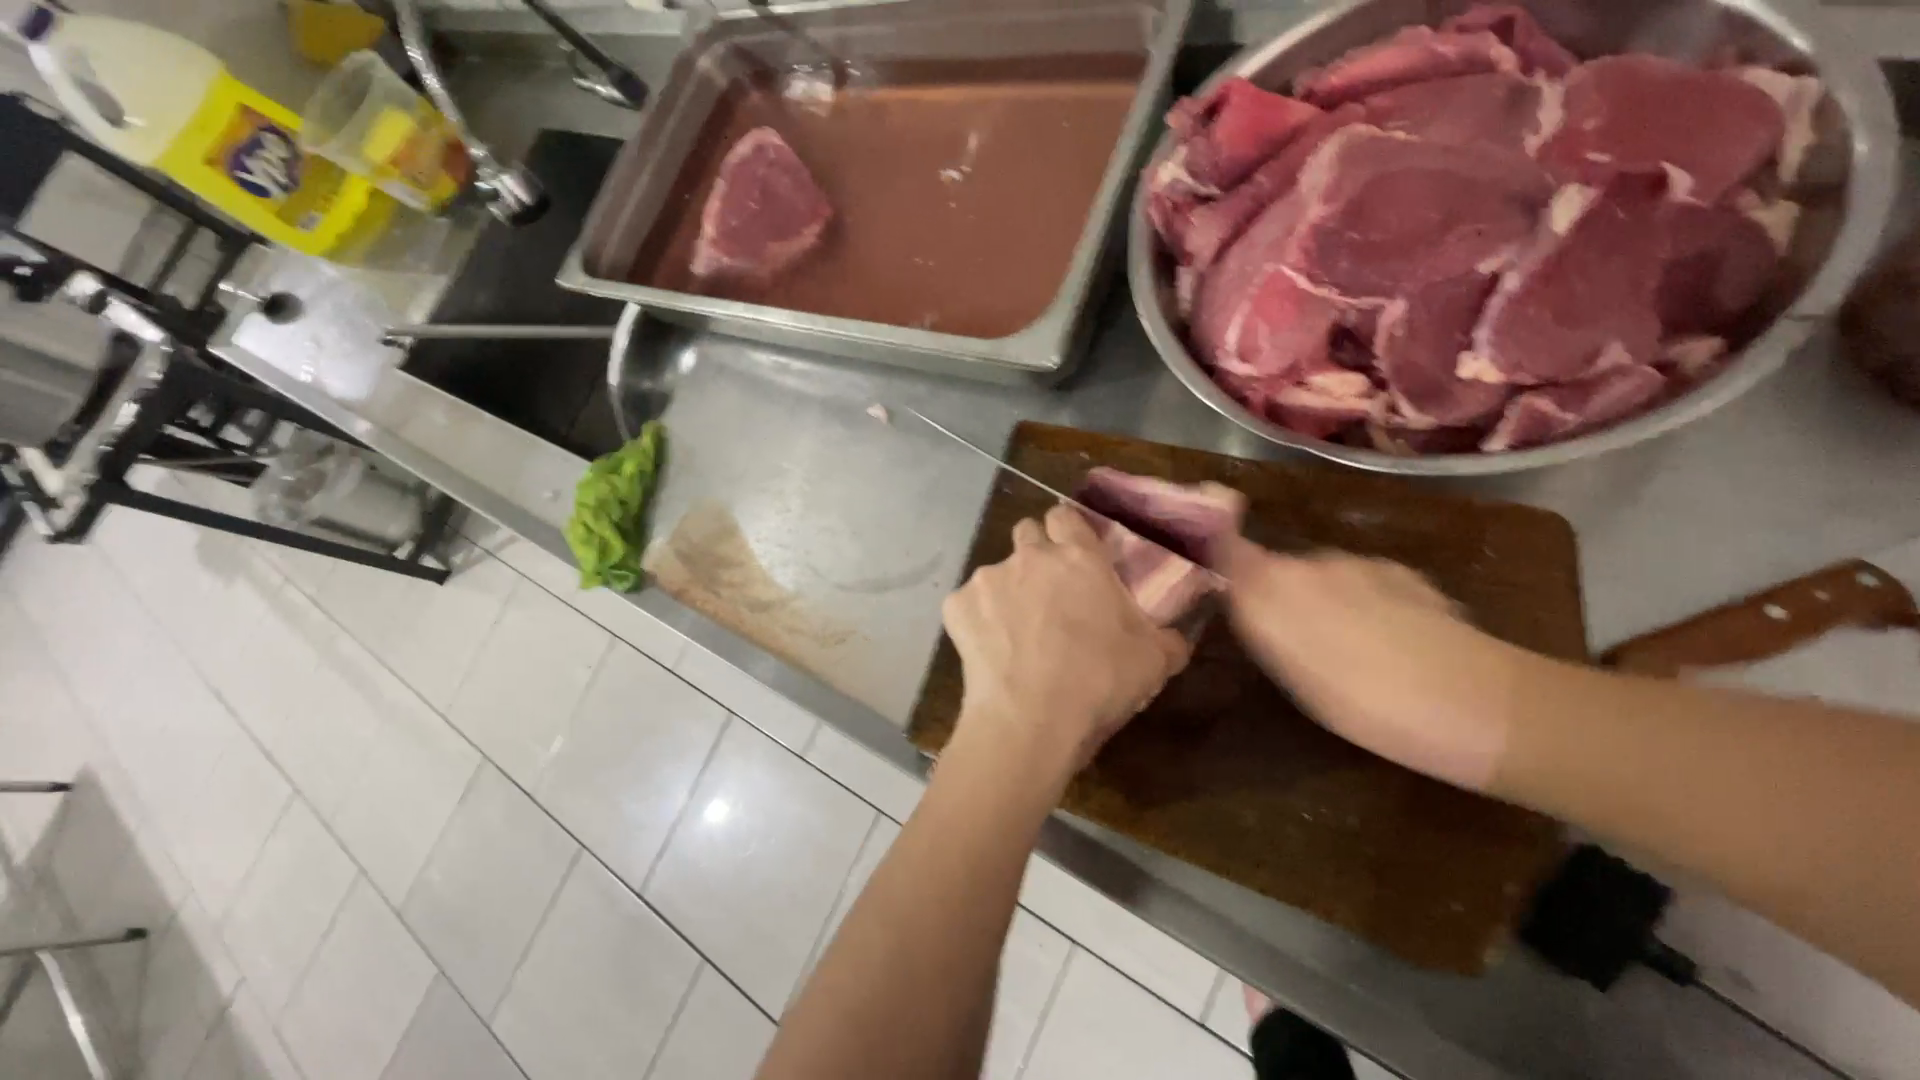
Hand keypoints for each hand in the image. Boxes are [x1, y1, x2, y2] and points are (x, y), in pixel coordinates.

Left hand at [942, 505, 1192, 772]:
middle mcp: (1031, 556)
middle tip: (1049, 591)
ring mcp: (988, 579)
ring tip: (1017, 634)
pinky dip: (978, 622)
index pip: (1066, 516)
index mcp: (1080, 557)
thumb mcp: (1155, 661)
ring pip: (996, 572)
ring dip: (1007, 592)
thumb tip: (1175, 638)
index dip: (1069, 532)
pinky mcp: (956, 607)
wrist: (1031, 721)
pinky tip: (992, 653)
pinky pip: (967, 605)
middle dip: (1035, 553)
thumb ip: (1166, 638)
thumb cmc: (1100, 682)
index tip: (1074, 555)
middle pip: (1027, 532)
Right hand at [1216, 538, 1531, 791]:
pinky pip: (1363, 584)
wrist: (1473, 702)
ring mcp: (1365, 565)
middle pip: (1276, 567)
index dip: (1216, 550)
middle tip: (1279, 640)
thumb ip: (1255, 616)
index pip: (1230, 549)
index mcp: (1275, 583)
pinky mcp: (1407, 577)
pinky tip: (1381, 643)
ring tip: (1335, 649)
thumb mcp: (1290, 669)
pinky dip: (1359, 603)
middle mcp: (1315, 562)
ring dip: (1318, 600)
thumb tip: (1226, 578)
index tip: (1203, 566)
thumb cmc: (1363, 700)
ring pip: (1321, 577)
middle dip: (1272, 592)